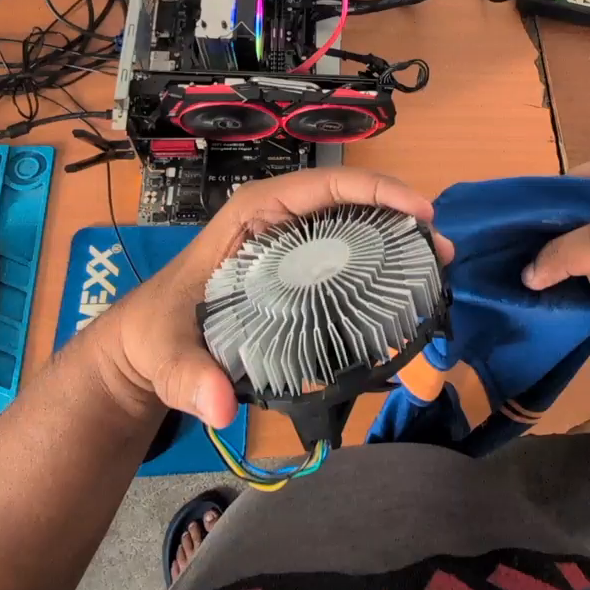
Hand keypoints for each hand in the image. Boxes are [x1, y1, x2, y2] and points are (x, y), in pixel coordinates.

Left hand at [80, 167, 447, 426]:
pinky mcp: (298, 264)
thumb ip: (187, 376)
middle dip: (401, 217)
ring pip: (354, 223)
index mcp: (254, 213)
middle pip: (351, 200)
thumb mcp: (166, 350)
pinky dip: (378, 263)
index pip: (324, 186)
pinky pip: (345, 251)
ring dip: (397, 240)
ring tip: (436, 267)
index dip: (377, 190)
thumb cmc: (157, 330)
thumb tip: (219, 404)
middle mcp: (280, 216)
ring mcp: (291, 239)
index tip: (420, 214)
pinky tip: (403, 288)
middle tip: (442, 252)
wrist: (147, 344)